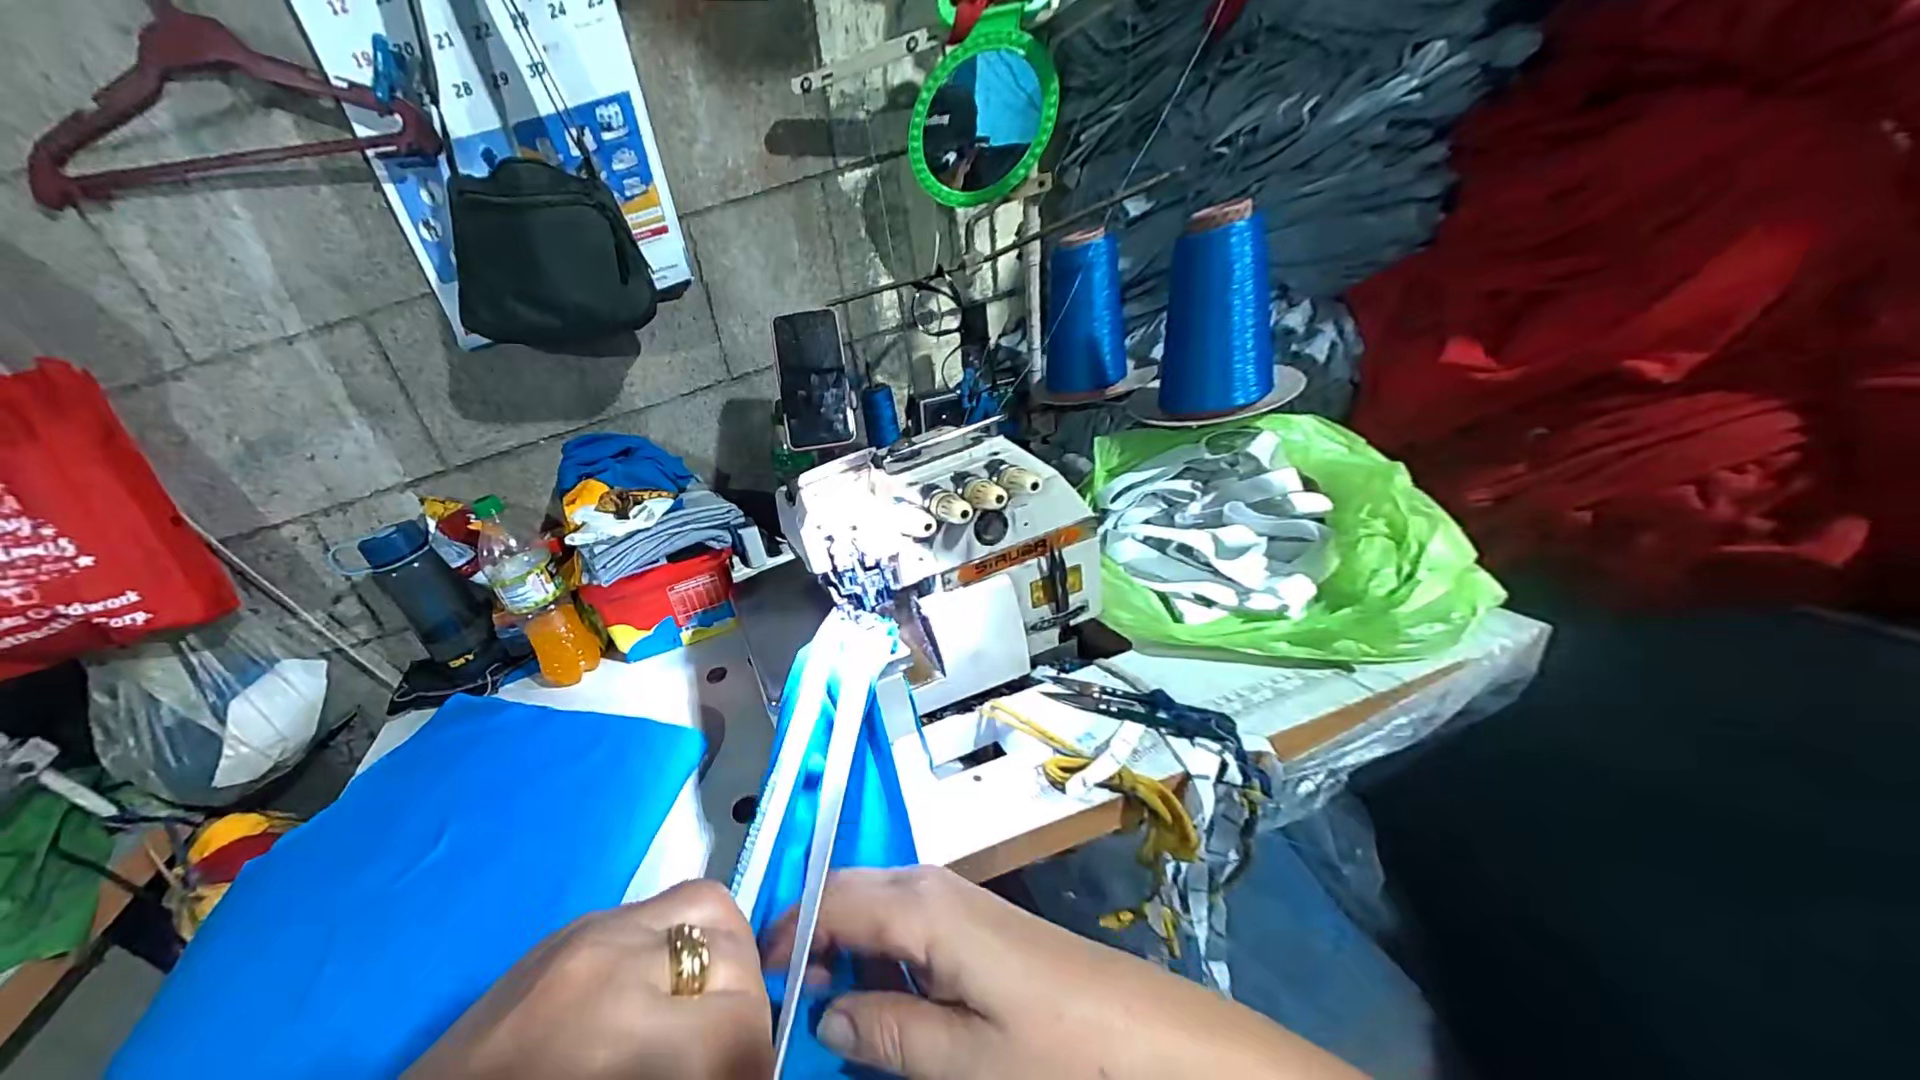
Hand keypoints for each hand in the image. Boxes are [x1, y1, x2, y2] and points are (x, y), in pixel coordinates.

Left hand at [407, 880, 769, 1079]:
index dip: (756, 1061)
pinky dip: (678, 945)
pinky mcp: (567, 926)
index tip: (746, 1078)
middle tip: (730, 1049)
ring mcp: (585, 929)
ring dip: (721, 956)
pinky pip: (655, 911)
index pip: (741, 1021)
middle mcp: (610, 956)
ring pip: (703, 903)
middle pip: (734, 943)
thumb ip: (704, 1067)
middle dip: (746, 1003)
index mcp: (620, 1031)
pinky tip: (656, 992)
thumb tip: (746, 1056)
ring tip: (704, 1006)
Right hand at [765, 866, 1363, 1079]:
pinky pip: (911, 925)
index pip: (827, 898)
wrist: (1154, 1037)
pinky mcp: (980, 921)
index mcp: (919, 904)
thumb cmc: (1057, 1046)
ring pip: (878, 910)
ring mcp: (959, 899)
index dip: (785, 937)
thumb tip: (825, 1014)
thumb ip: (885, 1033)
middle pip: (849, 895)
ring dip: (848, 951)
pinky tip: (884, 1000)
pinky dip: (885, 956)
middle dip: (812, 942)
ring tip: (827, 1009)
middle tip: (787, 1007)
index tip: (757, 989)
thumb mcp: (962, 1060)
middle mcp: (933, 885)